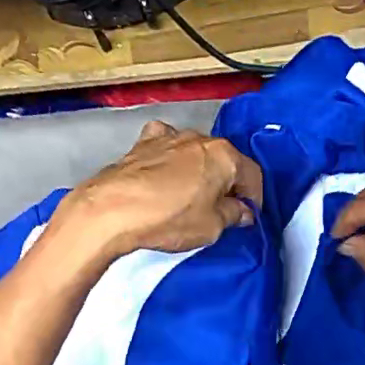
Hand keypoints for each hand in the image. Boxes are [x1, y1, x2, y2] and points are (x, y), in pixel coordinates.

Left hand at [52, 121, 263, 258]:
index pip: (253, 176)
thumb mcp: (213, 226)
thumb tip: (241, 211)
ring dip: (202, 173)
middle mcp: (199, 139)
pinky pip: (168, 149)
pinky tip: (169, 175)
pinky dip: (173, 160)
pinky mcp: (142, 144)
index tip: (249, 217)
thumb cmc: (168, 218)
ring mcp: (169, 138)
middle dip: (229, 185)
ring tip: (195, 198)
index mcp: (224, 155)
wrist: (110, 211)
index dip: (254, 199)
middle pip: (226, 161)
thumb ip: (233, 214)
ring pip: (197, 154)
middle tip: (224, 211)